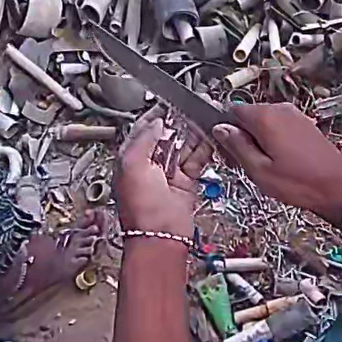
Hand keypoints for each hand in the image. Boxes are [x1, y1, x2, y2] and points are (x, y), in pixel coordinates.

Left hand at [116, 111, 211, 238]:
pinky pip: (196, 159)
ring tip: (204, 117)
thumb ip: (144, 139)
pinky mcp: (186, 182)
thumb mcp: (133, 166)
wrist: (160, 237)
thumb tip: (155, 121)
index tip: (170, 104)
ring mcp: (169, 173)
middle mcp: (150, 165)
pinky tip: (210, 136)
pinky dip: (204, 147)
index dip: (157, 116)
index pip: (144, 129)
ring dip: (194, 131)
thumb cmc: (141, 209)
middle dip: (179, 121)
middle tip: (192, 108)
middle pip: (167, 135)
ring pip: (183, 145)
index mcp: (131, 159)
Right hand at [211, 102, 341, 223]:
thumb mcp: (259, 170)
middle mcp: (280, 109)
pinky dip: (273, 140)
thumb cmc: (299, 182)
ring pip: (264, 122)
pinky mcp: (304, 124)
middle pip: (248, 116)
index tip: (227, 151)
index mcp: (265, 117)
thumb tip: (220, 129)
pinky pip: (279, 126)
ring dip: (258, 140)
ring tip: (264, 167)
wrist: (339, 186)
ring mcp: (294, 115)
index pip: (232, 111)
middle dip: (242, 137)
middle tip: (244, 164)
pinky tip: (279, 162)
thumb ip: (237, 146)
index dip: (226, 131)